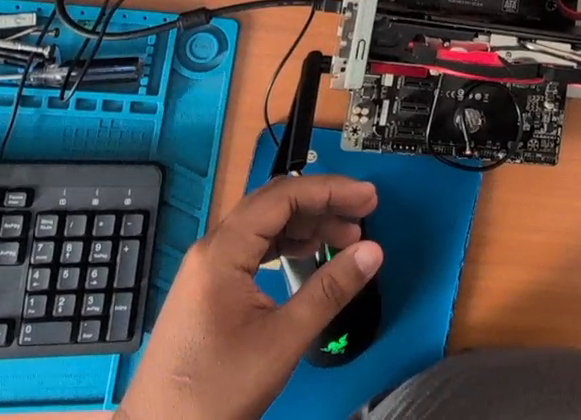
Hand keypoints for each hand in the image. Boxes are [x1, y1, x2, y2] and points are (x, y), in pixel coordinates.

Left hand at [115, 174, 382, 419]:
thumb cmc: (217, 389)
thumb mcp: (281, 341)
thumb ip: (330, 291)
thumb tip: (373, 251)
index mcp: (222, 252)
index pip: (283, 197)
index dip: (330, 190)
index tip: (368, 198)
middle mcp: (212, 250)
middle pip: (273, 204)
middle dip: (322, 202)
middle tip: (365, 211)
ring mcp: (207, 269)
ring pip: (264, 226)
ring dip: (308, 224)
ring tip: (347, 238)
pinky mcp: (210, 289)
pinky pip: (254, 248)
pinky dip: (289, 244)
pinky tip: (311, 255)